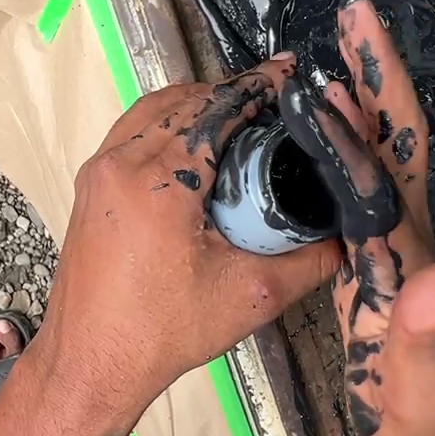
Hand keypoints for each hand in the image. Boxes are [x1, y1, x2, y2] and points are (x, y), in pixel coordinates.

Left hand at [36, 56, 342, 414]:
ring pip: (151, 111)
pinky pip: (130, 132)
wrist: (88, 362)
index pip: (216, 110)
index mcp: (158, 181)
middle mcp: (119, 162)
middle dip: (229, 94)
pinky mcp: (88, 185)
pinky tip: (193, 148)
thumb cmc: (162, 333)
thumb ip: (308, 258)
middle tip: (273, 106)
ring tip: (239, 121)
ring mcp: (96, 171)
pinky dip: (164, 124)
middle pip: (182, 101)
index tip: (289, 73)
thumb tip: (346, 231)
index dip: (257, 87)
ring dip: (194, 105)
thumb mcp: (249, 296)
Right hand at [292, 0, 434, 435]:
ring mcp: (383, 236)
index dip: (371, 97)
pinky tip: (315, 130)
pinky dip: (335, 141)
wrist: (432, 433)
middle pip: (391, 133)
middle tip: (351, 14)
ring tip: (328, 55)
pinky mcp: (365, 252)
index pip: (389, 154)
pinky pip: (349, 180)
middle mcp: (398, 224)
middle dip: (374, 71)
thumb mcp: (426, 375)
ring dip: (355, 97)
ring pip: (372, 151)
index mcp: (404, 238)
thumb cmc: (424, 409)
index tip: (348, 42)